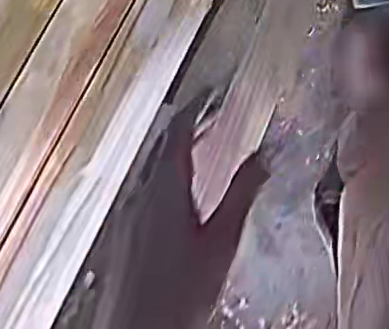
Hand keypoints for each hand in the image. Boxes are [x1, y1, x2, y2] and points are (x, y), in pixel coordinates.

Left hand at [99, 102, 266, 328]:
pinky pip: (145, 187)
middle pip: (163, 144)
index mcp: (164, 187)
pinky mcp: (123, 236)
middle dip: (189, 124)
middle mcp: (140, 194)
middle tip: (213, 114)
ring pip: (152, 165)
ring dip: (177, 150)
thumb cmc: (178, 297)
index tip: (215, 93)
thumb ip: (243, 192)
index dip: (198, 105)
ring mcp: (127, 216)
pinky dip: (166, 173)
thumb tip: (266, 154)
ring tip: (201, 146)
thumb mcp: (222, 241)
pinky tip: (179, 192)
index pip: (179, 129)